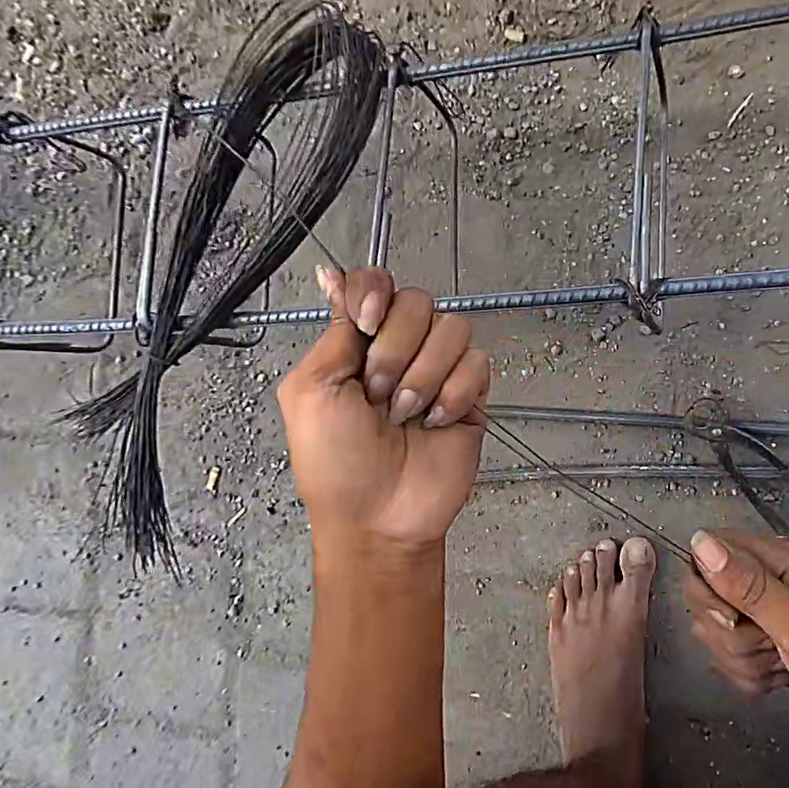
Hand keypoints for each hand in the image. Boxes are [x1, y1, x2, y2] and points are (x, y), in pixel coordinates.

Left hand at [276, 266, 490, 550]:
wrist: (380, 514)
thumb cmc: (335, 461)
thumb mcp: (311, 391)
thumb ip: (333, 330)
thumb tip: (331, 273)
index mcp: (360, 342)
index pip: (378, 282)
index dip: (376, 292)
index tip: (366, 324)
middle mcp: (402, 347)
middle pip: (418, 301)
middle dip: (394, 350)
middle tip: (377, 395)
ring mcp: (440, 368)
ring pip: (453, 328)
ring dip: (423, 376)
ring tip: (406, 415)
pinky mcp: (472, 390)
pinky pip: (477, 363)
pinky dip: (454, 394)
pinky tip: (437, 422)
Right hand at [682, 529, 788, 725]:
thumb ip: (751, 587)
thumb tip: (701, 542)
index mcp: (775, 559)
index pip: (706, 553)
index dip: (708, 588)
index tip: (731, 618)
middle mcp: (764, 576)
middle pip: (705, 597)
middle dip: (730, 634)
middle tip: (769, 645)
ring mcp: (761, 609)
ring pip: (716, 633)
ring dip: (744, 660)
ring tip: (784, 663)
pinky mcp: (761, 639)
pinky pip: (729, 657)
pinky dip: (751, 675)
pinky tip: (782, 676)